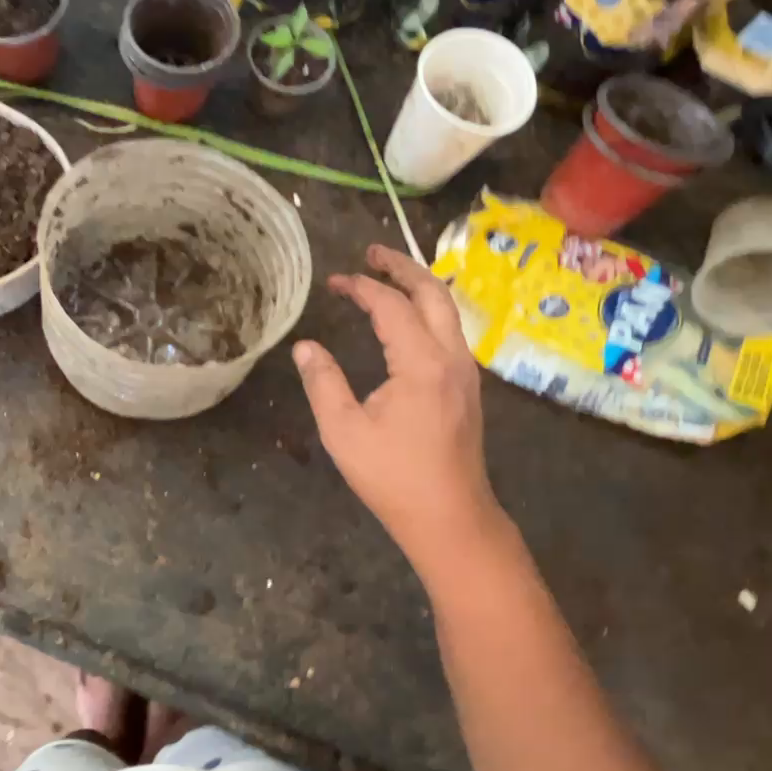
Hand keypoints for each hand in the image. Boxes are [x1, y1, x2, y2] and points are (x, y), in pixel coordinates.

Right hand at [292, 245, 500, 563]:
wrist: (450, 518)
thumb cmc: (393, 476)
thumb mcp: (343, 430)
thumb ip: (323, 382)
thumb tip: (305, 346)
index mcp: (420, 363)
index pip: (391, 307)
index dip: (361, 288)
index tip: (334, 282)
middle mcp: (450, 358)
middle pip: (433, 294)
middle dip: (402, 267)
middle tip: (372, 252)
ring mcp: (465, 372)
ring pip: (447, 311)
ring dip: (418, 287)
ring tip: (388, 275)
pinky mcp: (466, 387)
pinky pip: (449, 331)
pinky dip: (427, 310)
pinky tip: (408, 319)